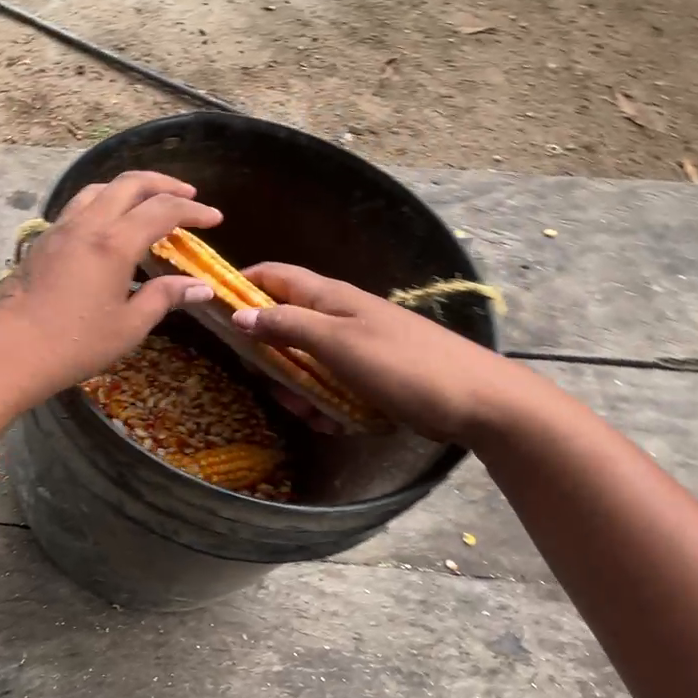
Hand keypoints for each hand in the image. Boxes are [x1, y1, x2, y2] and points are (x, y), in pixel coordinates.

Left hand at [0, 171, 221, 403]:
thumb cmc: (73, 345)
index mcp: (112, 243)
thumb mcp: (128, 326)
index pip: (161, 209)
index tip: (214, 219)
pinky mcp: (41, 241)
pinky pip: (77, 207)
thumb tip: (200, 286)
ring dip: (127, 188)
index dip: (192, 211)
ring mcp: (58, 230)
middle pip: (128, 184)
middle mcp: (85, 225)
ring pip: (97, 189)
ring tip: (147, 203)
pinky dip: (102, 203)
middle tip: (187, 197)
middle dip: (163, 183)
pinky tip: (108, 226)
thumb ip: (163, 297)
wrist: (8, 350)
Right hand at [230, 263, 540, 445]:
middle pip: (281, 324)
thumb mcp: (337, 344)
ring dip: (297, 388)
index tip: (213, 311)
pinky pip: (331, 386)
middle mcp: (338, 316)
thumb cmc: (406, 365)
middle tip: (268, 381)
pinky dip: (326, 404)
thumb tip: (237, 314)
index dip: (239, 286)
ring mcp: (356, 347)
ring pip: (304, 362)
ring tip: (309, 412)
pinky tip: (337, 422)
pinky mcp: (372, 376)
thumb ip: (285, 325)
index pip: (271, 275)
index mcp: (328, 297)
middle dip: (268, 355)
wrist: (485, 404)